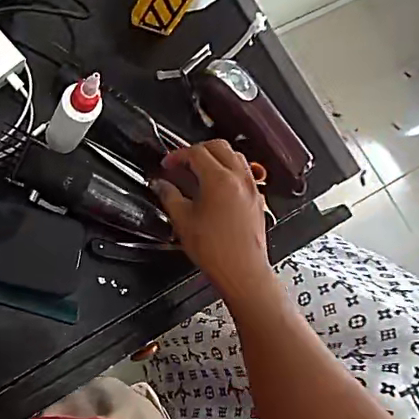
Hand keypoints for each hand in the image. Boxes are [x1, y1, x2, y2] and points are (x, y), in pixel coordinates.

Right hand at [154, 141, 272, 303]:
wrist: (242, 271)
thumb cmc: (218, 252)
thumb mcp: (183, 221)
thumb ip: (169, 196)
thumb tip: (161, 186)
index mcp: (219, 179)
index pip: (196, 152)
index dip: (177, 155)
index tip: (169, 163)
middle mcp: (239, 179)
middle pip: (219, 147)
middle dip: (198, 150)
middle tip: (183, 162)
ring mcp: (252, 188)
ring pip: (235, 157)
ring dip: (216, 157)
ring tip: (200, 171)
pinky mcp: (257, 200)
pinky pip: (245, 174)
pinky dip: (230, 172)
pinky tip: (218, 187)